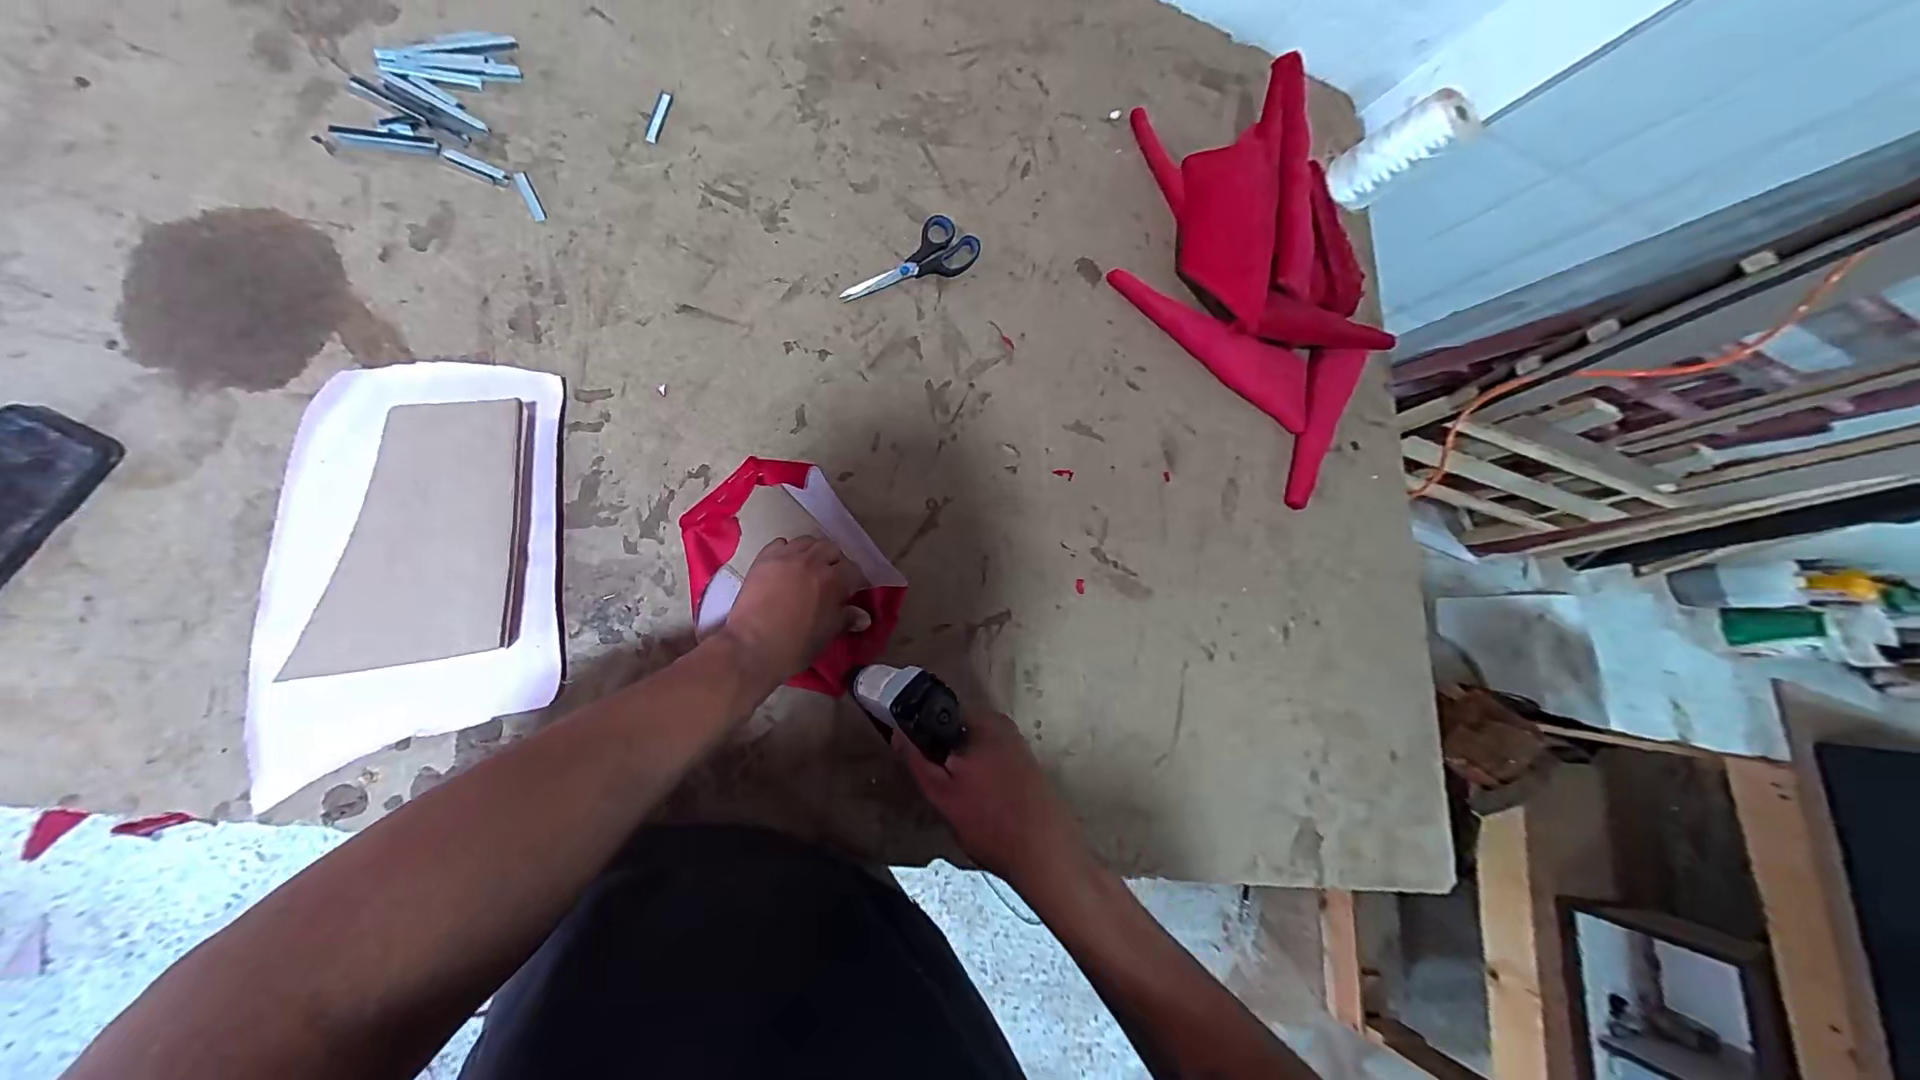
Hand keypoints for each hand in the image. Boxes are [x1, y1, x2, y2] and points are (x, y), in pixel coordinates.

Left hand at [717, 536, 868, 686]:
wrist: (751, 648)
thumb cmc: (795, 646)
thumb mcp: (827, 634)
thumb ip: (846, 618)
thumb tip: (863, 616)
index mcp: (833, 580)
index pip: (854, 570)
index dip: (856, 581)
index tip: (853, 592)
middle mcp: (811, 561)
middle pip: (831, 548)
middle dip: (835, 562)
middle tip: (831, 579)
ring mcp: (785, 557)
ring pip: (807, 541)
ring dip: (813, 552)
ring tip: (809, 569)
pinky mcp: (763, 559)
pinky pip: (780, 544)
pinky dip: (787, 550)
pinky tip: (786, 566)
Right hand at [891, 710, 1090, 890]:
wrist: (1045, 853)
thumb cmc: (990, 822)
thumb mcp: (941, 794)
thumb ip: (916, 759)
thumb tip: (897, 731)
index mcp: (981, 721)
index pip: (936, 712)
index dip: (919, 734)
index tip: (913, 759)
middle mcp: (1001, 724)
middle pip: (955, 732)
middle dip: (942, 755)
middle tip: (939, 789)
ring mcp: (1017, 743)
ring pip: (972, 749)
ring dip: (961, 769)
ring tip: (961, 802)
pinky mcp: (1026, 764)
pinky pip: (990, 761)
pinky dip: (980, 777)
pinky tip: (981, 805)